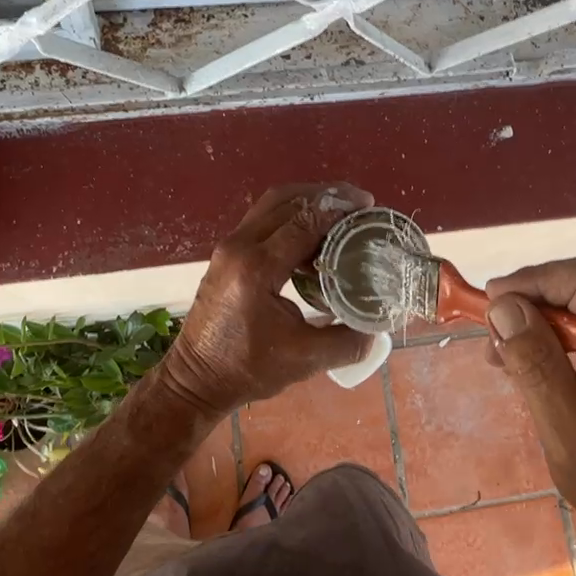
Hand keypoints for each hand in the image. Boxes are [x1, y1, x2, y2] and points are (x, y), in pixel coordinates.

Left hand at [156, 183, 376, 418]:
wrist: (196, 379)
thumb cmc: (247, 369)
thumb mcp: (305, 360)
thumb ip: (347, 341)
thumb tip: (378, 325)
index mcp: (257, 267)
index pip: (304, 222)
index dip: (338, 210)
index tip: (367, 207)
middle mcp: (239, 246)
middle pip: (287, 201)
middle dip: (326, 196)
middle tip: (359, 202)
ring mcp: (228, 246)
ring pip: (271, 204)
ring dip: (306, 201)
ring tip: (340, 210)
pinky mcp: (226, 253)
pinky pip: (262, 219)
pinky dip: (290, 215)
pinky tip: (313, 234)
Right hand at [484, 257, 575, 544]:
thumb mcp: (571, 439)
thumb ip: (539, 370)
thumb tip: (504, 308)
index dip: (532, 280)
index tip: (489, 306)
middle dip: (529, 304)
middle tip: (492, 344)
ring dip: (538, 322)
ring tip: (507, 361)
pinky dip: (555, 337)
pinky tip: (536, 368)